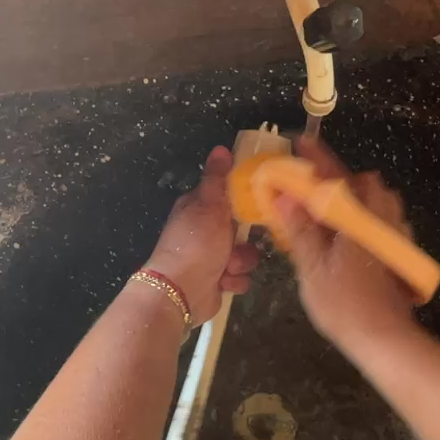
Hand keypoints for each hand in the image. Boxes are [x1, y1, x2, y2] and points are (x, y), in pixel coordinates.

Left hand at [144, 146, 259, 324]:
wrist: (181, 291)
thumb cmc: (196, 243)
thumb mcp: (209, 205)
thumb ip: (217, 179)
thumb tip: (221, 148)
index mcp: (199, 208)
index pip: (229, 197)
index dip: (245, 202)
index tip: (258, 205)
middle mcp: (205, 231)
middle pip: (242, 228)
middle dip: (245, 240)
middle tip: (239, 241)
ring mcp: (212, 257)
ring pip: (245, 254)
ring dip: (240, 262)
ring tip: (227, 267)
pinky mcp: (218, 280)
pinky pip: (240, 276)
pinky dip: (234, 280)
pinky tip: (223, 282)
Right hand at [272, 137, 421, 349]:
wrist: (385, 337)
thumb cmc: (344, 304)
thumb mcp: (312, 267)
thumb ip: (300, 228)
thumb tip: (284, 196)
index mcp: (358, 217)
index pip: (334, 178)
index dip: (317, 159)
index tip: (302, 142)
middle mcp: (381, 218)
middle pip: (364, 185)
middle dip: (340, 181)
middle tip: (312, 191)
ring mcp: (394, 235)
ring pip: (375, 203)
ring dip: (353, 199)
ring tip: (327, 214)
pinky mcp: (398, 252)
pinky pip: (380, 221)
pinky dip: (362, 219)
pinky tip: (346, 239)